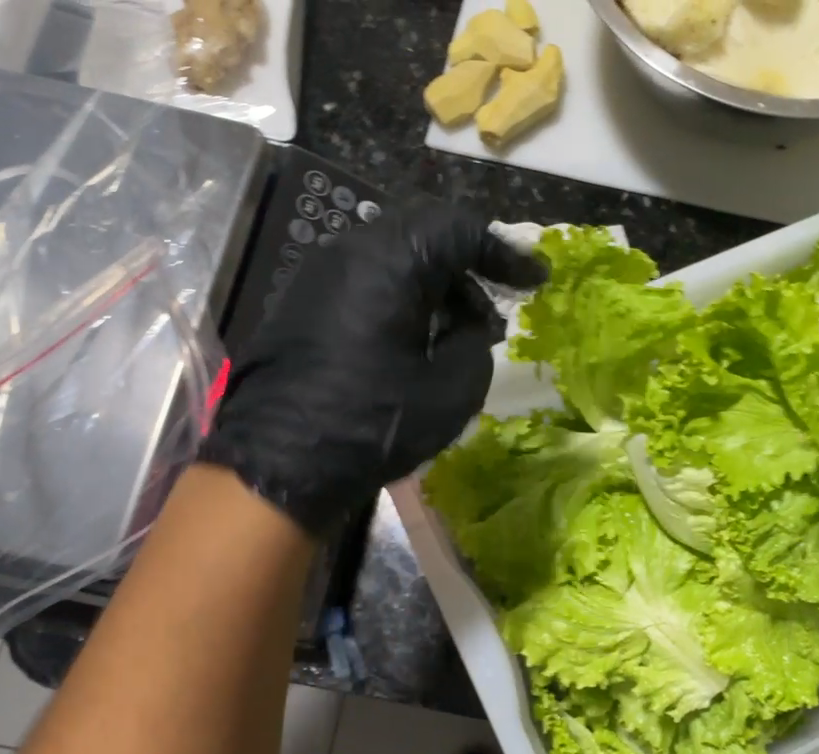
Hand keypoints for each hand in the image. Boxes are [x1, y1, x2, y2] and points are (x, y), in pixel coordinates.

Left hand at [200, 201, 545, 530]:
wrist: (282, 459)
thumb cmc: (374, 423)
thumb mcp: (452, 390)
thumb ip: (475, 344)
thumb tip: (469, 328)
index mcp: (390, 261)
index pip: (460, 229)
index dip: (505, 252)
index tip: (536, 280)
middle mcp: (352, 251)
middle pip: (426, 234)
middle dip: (471, 265)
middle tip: (499, 304)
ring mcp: (323, 274)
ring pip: (397, 257)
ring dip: (438, 285)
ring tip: (464, 333)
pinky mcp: (308, 302)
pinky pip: (371, 280)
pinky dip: (407, 298)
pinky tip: (422, 341)